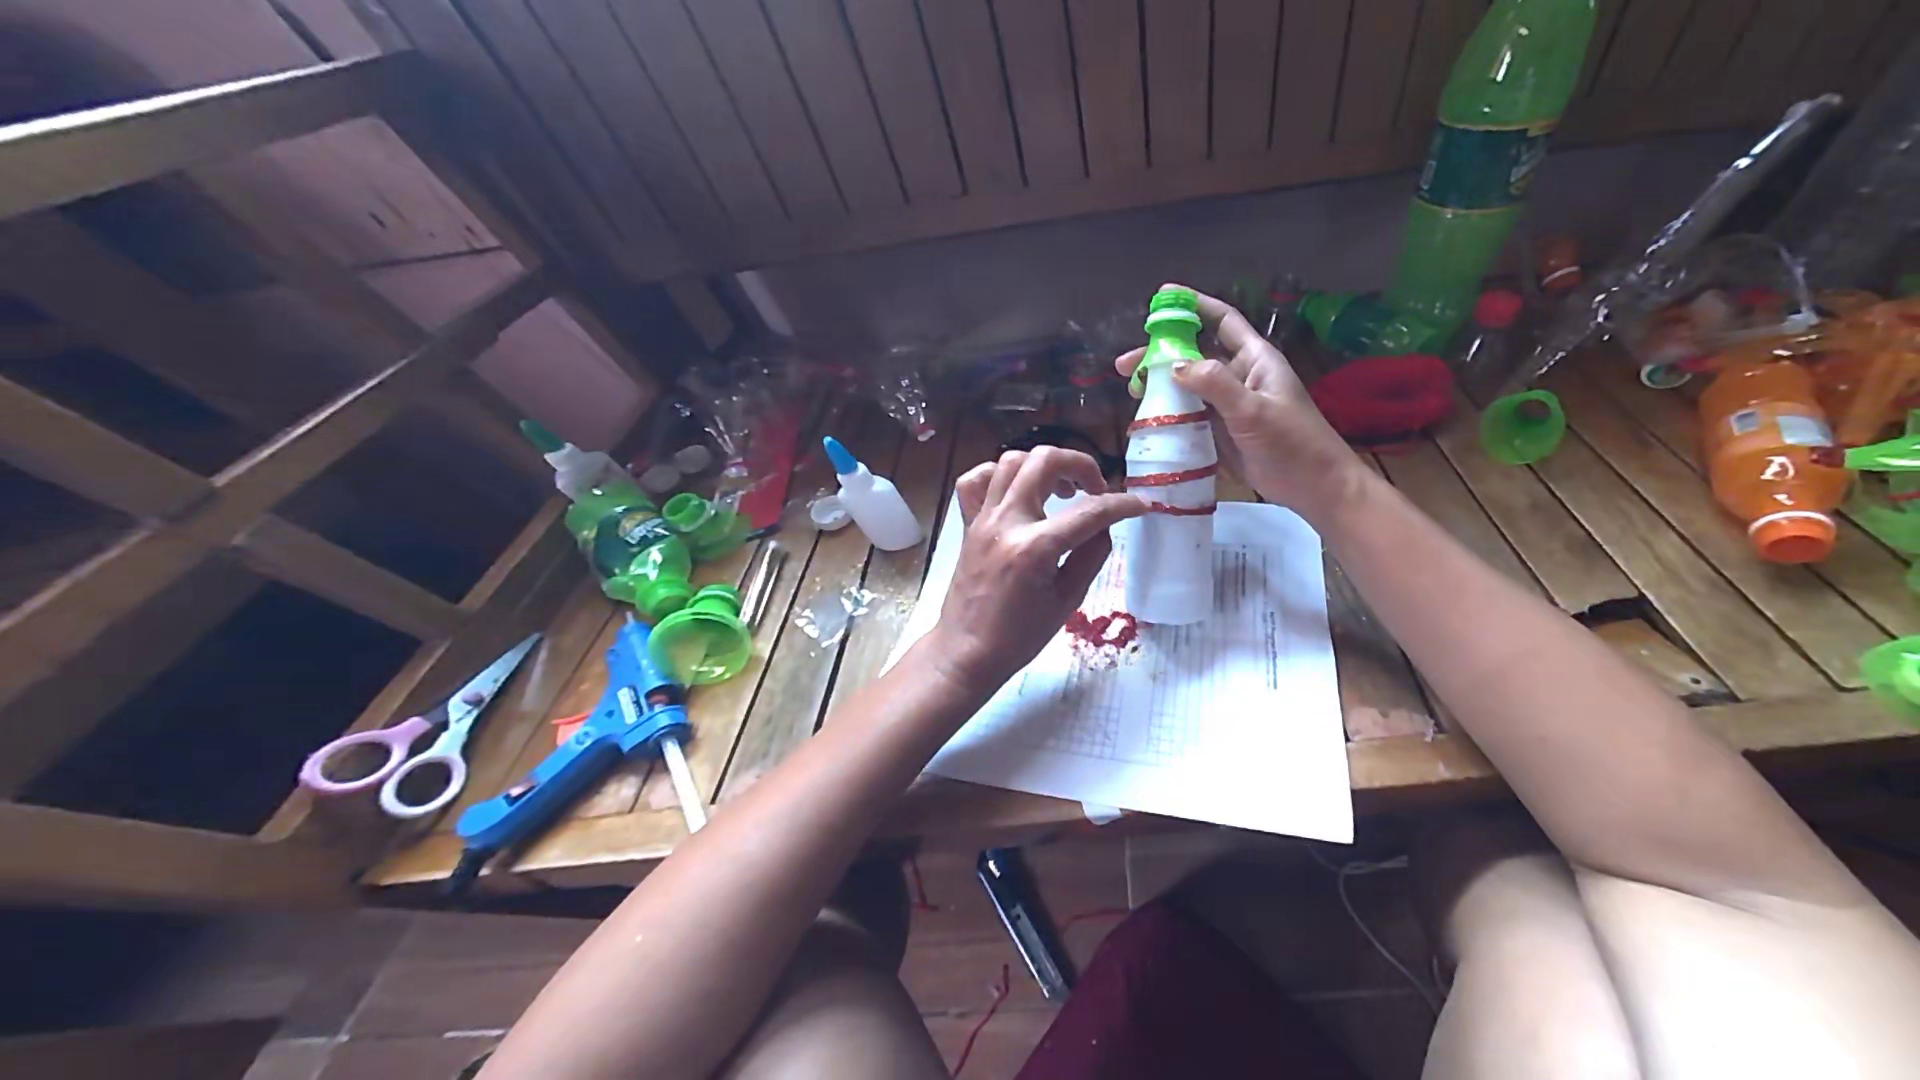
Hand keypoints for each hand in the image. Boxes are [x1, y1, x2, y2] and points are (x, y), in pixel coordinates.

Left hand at [924, 447, 1146, 688]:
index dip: (1123, 504)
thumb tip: (1104, 525)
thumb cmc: (1019, 637)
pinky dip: (999, 475)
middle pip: (1044, 461)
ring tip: (1060, 489)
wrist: (966, 652)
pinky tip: (1017, 491)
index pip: (1089, 511)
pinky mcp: (968, 524)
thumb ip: (1090, 555)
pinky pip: (976, 481)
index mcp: (1034, 548)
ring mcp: (982, 519)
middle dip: (1081, 465)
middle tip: (1095, 490)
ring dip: (1043, 465)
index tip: (1141, 505)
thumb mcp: (1068, 601)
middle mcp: (1006, 523)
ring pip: (1011, 461)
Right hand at [1117, 284, 1365, 522]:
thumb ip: (1215, 385)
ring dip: (1159, 386)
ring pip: (1186, 387)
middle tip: (1125, 364)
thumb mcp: (1253, 410)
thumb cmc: (1293, 442)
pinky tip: (1146, 418)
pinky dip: (1167, 413)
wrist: (1312, 486)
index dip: (1195, 306)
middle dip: (1161, 354)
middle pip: (1194, 355)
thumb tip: (1175, 365)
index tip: (1164, 297)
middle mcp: (1238, 376)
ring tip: (1132, 391)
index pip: (1222, 321)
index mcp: (1254, 360)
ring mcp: (1226, 405)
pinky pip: (1188, 415)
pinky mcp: (1219, 431)